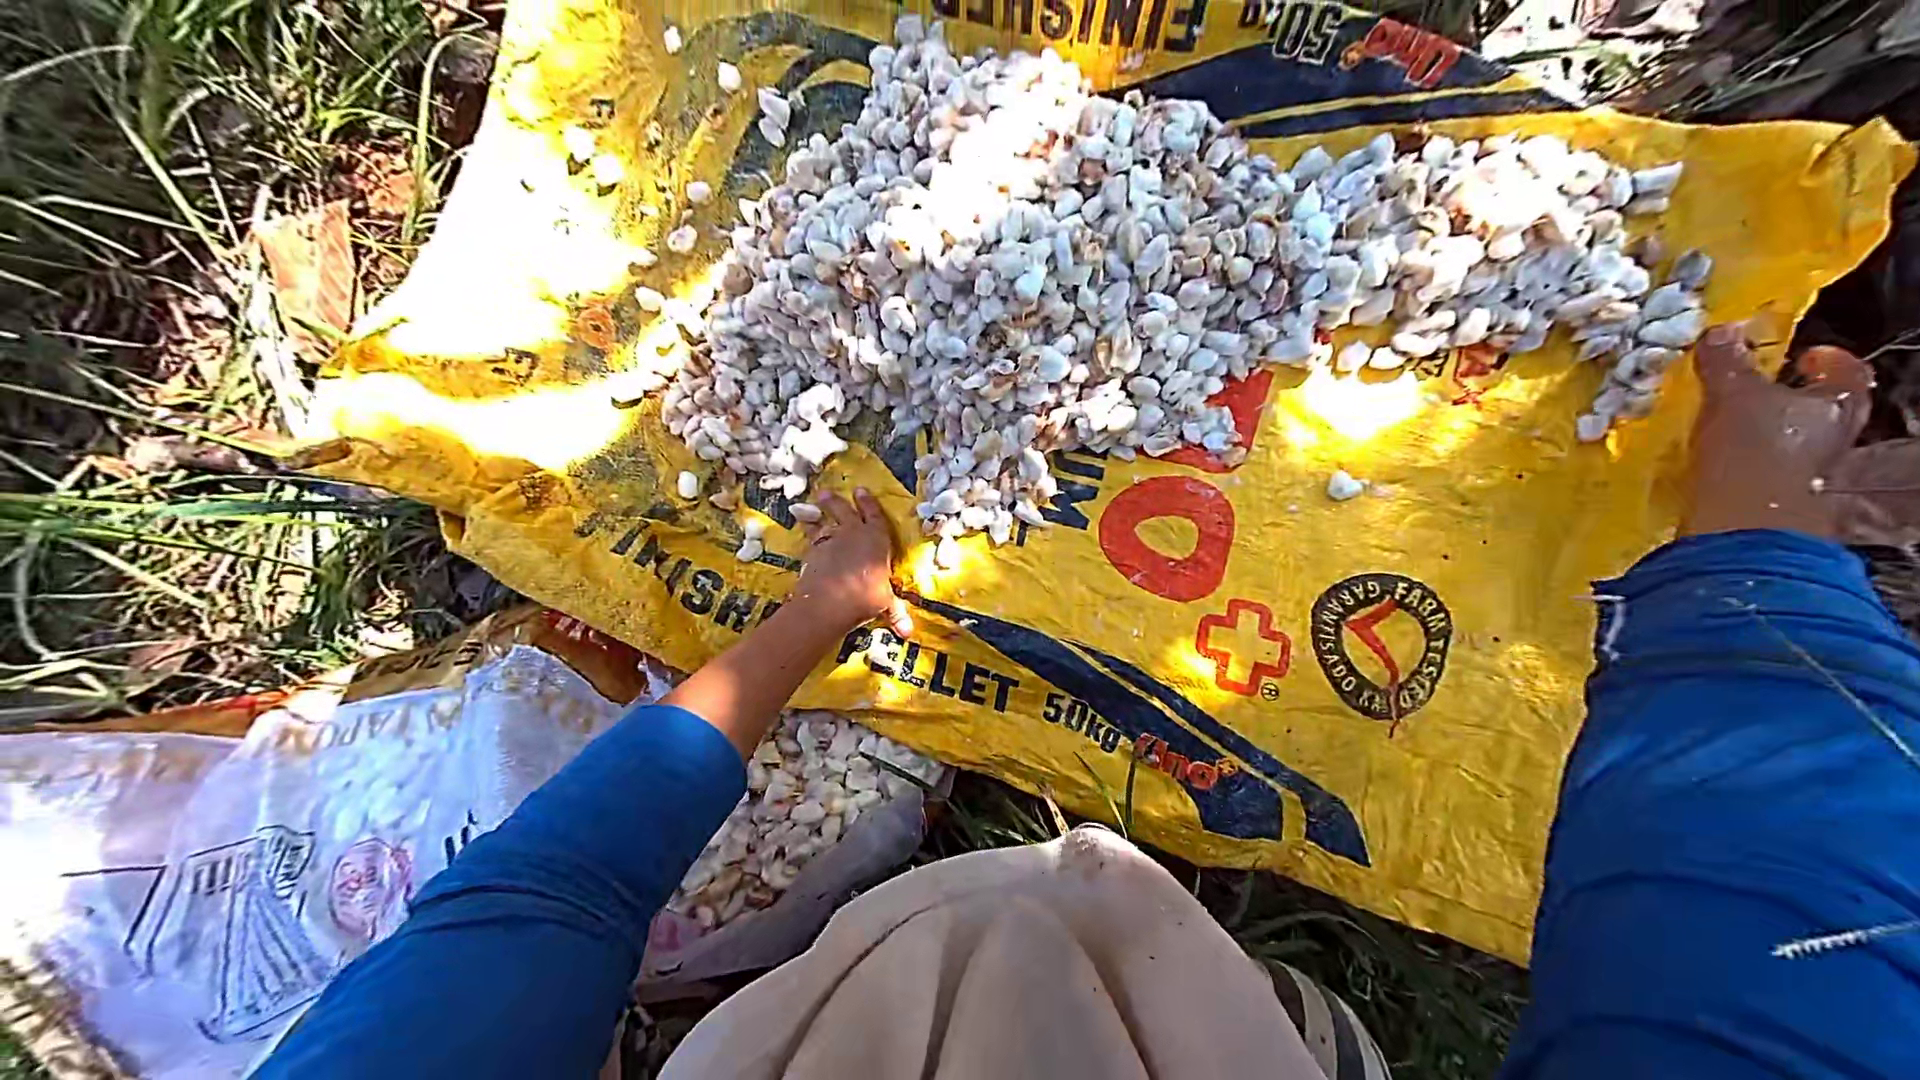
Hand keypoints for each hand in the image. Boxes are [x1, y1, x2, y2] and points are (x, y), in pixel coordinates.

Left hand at [791, 488, 912, 637]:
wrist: (830, 601)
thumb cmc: (866, 597)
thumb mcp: (884, 604)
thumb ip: (894, 613)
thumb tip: (907, 633)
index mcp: (877, 539)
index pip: (875, 516)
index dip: (869, 503)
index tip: (861, 491)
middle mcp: (854, 534)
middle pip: (845, 511)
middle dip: (837, 502)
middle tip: (827, 493)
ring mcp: (832, 541)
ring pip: (825, 521)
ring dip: (818, 513)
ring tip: (812, 506)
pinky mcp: (813, 552)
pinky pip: (811, 538)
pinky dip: (808, 533)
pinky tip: (805, 533)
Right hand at [1681, 322, 1873, 539]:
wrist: (1741, 511)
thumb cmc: (1752, 447)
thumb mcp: (1732, 396)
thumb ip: (1726, 364)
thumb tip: (1721, 331)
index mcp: (1837, 403)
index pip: (1845, 371)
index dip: (1827, 359)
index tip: (1804, 353)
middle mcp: (1832, 432)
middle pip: (1821, 404)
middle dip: (1794, 393)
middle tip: (1762, 385)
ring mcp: (1805, 463)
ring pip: (1792, 433)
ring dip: (1768, 424)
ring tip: (1731, 418)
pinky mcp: (1773, 485)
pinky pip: (1764, 458)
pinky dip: (1747, 450)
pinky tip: (1720, 450)